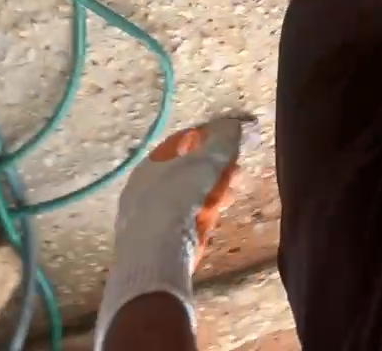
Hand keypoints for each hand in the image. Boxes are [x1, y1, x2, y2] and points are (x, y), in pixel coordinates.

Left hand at [96, 117, 250, 348]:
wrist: (154, 257)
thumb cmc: (178, 198)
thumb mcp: (207, 160)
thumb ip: (223, 139)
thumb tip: (235, 123)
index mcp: (150, 164)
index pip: (183, 142)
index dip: (211, 138)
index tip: (233, 141)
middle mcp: (144, 188)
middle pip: (188, 170)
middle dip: (217, 168)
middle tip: (238, 170)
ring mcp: (147, 217)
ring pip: (189, 195)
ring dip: (214, 190)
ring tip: (234, 192)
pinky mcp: (156, 242)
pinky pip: (185, 219)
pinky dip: (204, 213)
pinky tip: (217, 216)